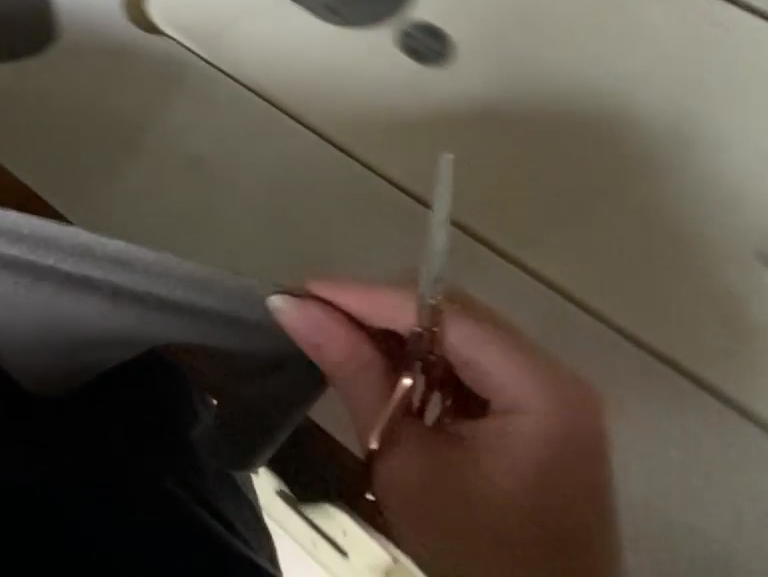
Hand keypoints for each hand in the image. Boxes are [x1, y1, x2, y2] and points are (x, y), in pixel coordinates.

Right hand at [270, 282, 619, 576]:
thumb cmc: (472, 546)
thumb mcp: (402, 457)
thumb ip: (352, 370)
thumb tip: (288, 304)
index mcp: (537, 389)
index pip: (439, 312)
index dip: (363, 297)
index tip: (296, 294)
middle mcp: (553, 376)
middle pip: (450, 312)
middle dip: (375, 309)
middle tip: (309, 318)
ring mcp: (548, 393)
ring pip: (454, 329)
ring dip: (392, 330)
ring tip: (332, 339)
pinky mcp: (535, 411)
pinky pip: (466, 357)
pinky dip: (416, 355)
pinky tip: (378, 370)